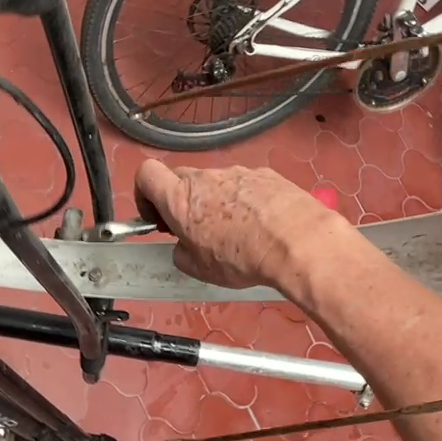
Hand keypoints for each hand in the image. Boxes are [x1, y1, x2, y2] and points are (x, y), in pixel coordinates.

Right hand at [133, 160, 345, 288]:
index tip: (156, 215)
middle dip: (181, 201)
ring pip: (214, 182)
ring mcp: (236, 172)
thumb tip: (184, 246)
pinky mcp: (265, 174)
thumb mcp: (198, 269)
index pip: (146, 174)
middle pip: (181, 178)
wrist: (297, 242)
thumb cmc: (240, 259)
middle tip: (193, 229)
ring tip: (235, 232)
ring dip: (215, 202)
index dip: (144, 193)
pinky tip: (259, 224)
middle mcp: (205, 177)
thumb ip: (181, 252)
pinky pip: (244, 184)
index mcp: (179, 198)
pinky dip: (244, 200)